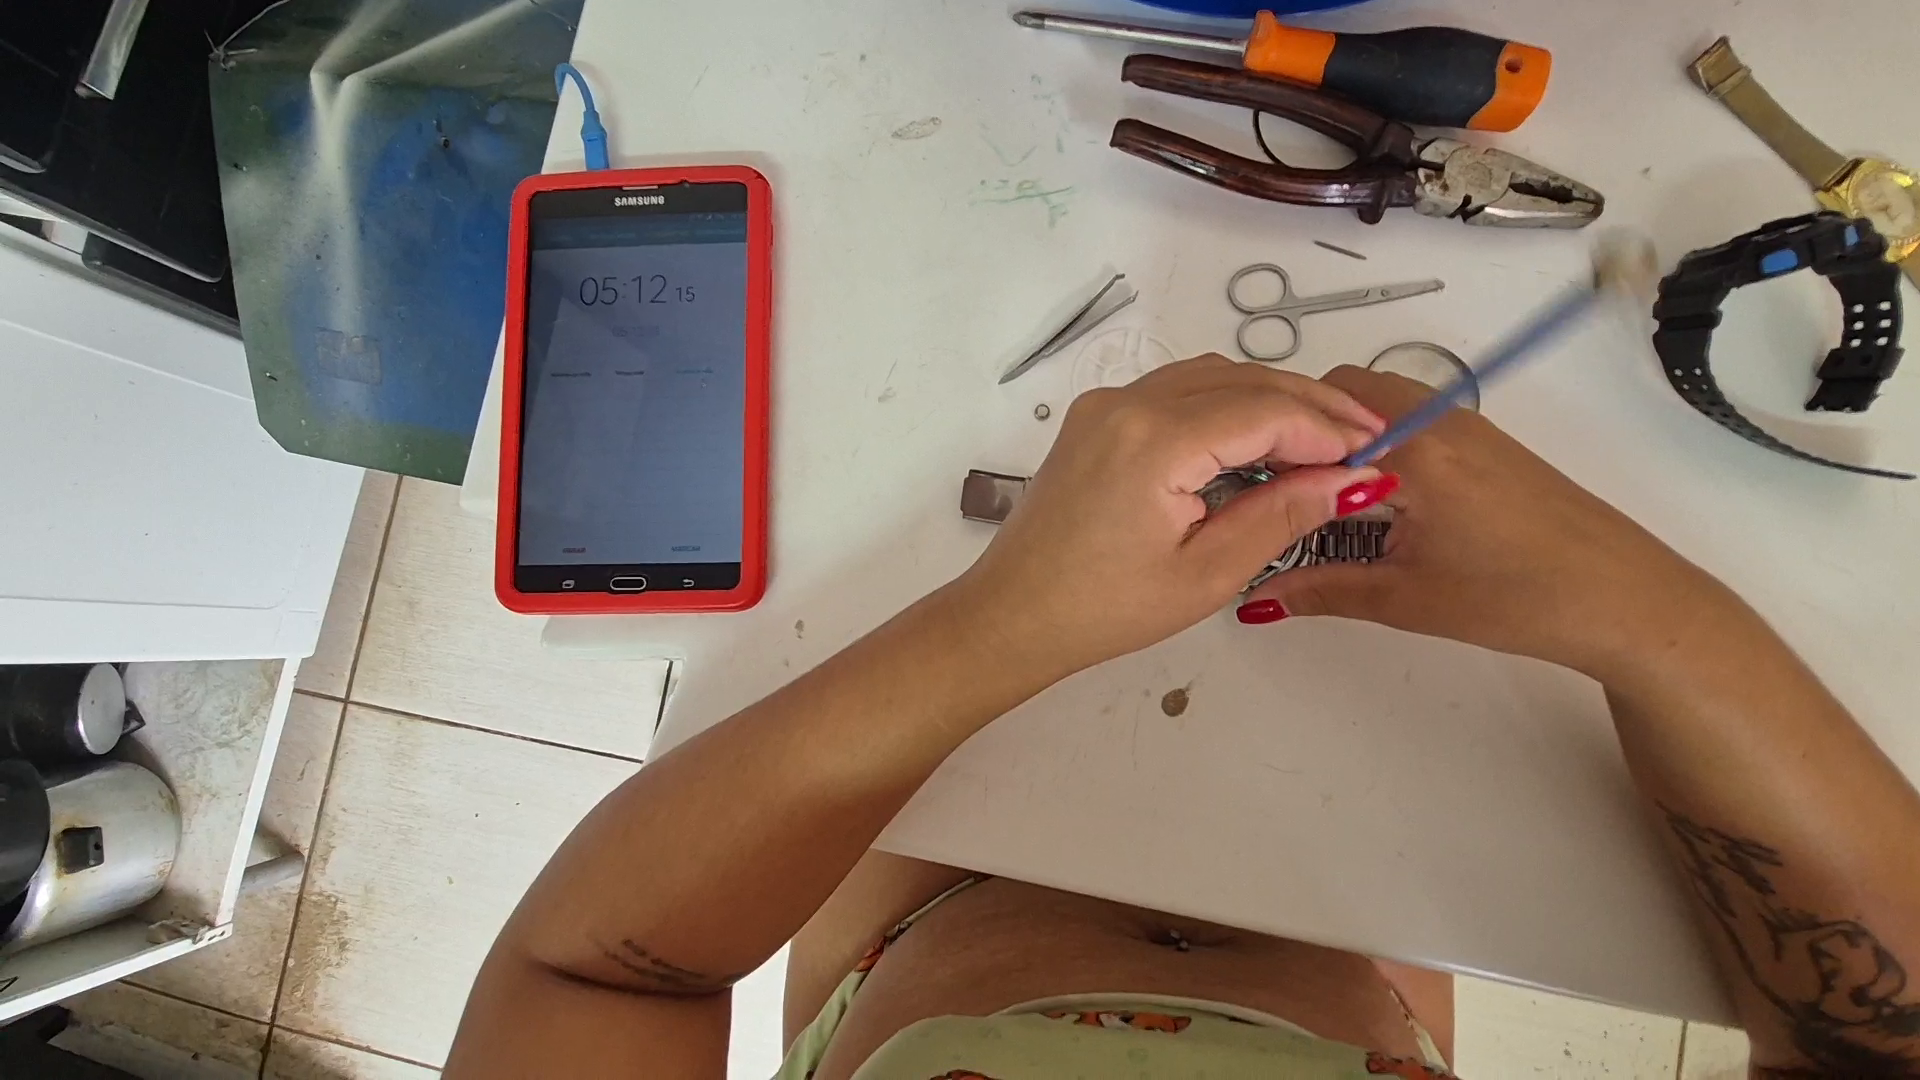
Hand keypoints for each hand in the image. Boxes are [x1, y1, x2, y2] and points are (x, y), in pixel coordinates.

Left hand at [949, 354, 1388, 682]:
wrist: (1014, 614)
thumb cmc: (1104, 609)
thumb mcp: (1205, 574)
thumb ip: (1281, 516)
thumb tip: (1349, 479)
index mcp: (1153, 440)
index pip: (1264, 411)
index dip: (1328, 429)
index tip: (1376, 452)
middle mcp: (1124, 403)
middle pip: (1238, 380)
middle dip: (1305, 406)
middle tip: (1360, 440)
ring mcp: (1102, 406)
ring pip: (1205, 378)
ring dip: (1264, 401)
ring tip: (1316, 441)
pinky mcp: (1092, 420)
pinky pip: (1171, 394)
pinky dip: (1220, 407)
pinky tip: (1251, 440)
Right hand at [1239, 365, 1735, 677]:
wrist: (1629, 602)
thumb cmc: (1514, 599)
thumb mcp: (1402, 598)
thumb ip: (1318, 590)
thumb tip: (1253, 598)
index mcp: (1413, 448)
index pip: (1317, 412)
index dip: (1274, 440)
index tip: (1250, 483)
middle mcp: (1438, 418)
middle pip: (1345, 389)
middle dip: (1304, 427)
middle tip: (1282, 486)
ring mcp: (1466, 425)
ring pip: (1379, 399)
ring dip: (1341, 431)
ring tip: (1322, 492)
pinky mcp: (1485, 442)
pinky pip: (1409, 416)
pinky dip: (1375, 438)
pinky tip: (1373, 496)